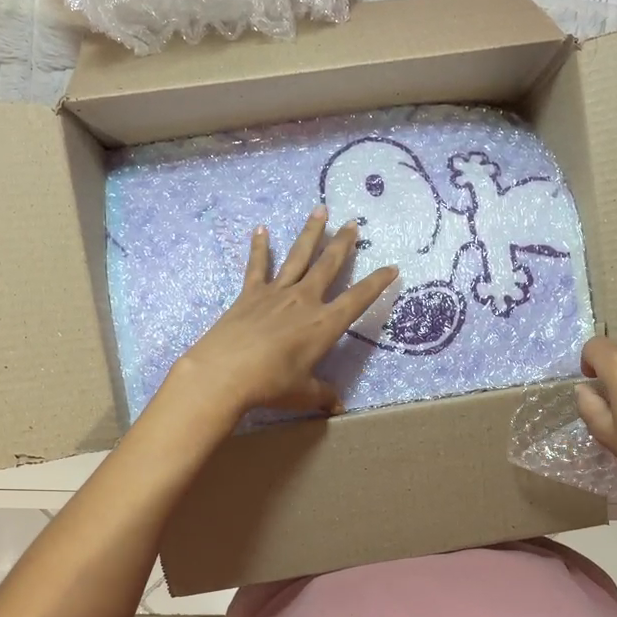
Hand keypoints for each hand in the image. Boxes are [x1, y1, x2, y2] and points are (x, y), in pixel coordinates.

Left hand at [163, 207, 397, 423]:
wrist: (224, 374)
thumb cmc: (270, 385)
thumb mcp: (303, 394)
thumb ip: (322, 395)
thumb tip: (337, 406)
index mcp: (325, 324)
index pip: (358, 299)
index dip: (377, 283)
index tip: (392, 267)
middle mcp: (304, 301)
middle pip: (328, 265)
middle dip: (343, 243)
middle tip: (353, 223)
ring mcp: (275, 293)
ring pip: (298, 256)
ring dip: (311, 232)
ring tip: (320, 210)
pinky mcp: (249, 294)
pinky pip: (257, 266)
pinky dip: (260, 247)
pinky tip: (261, 229)